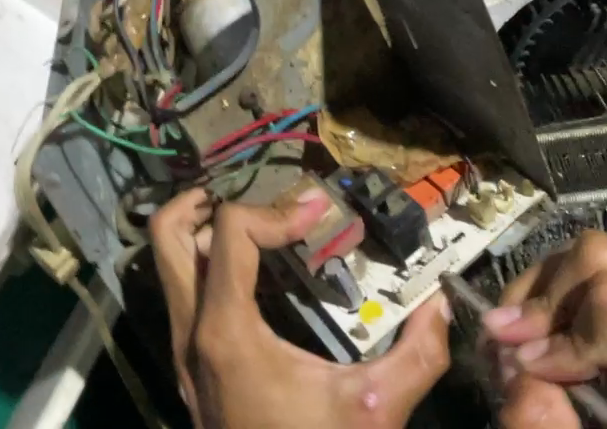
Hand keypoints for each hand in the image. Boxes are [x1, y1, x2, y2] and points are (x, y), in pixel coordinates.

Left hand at [148, 186, 452, 428]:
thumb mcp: (375, 411)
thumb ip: (417, 356)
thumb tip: (439, 307)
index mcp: (227, 332)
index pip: (231, 232)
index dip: (275, 209)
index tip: (318, 213)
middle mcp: (191, 332)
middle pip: (168, 236)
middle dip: (204, 201)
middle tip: (256, 198)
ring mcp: (183, 350)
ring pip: (167, 264)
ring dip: (201, 230)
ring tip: (254, 226)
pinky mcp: (192, 365)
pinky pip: (183, 293)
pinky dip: (206, 264)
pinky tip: (254, 273)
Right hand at [480, 231, 606, 428]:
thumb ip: (549, 427)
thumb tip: (514, 365)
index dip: (555, 328)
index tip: (519, 369)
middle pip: (601, 260)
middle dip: (542, 297)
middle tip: (505, 344)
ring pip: (602, 256)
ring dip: (550, 294)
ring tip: (525, 343)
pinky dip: (570, 299)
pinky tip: (557, 344)